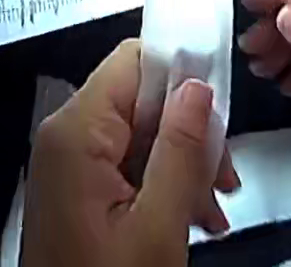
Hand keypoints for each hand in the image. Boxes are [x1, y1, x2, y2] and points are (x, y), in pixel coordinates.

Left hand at [21, 39, 239, 266]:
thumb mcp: (156, 230)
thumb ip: (179, 152)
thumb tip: (198, 85)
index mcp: (78, 128)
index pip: (130, 62)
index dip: (177, 71)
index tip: (219, 106)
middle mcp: (67, 130)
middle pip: (137, 97)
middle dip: (185, 130)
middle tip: (223, 179)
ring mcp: (69, 156)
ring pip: (136, 130)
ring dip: (179, 160)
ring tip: (211, 210)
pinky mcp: (76, 182)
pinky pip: (124, 158)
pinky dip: (159, 179)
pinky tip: (191, 216)